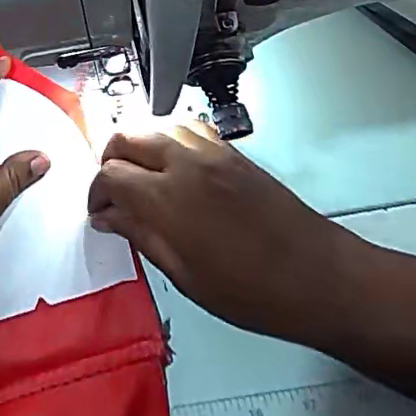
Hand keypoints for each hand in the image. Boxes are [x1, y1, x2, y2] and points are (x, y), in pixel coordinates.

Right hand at [87, 121, 369, 342]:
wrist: (319, 277)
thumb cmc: (253, 291)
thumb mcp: (186, 276)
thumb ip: (139, 237)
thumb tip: (107, 218)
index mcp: (167, 198)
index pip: (110, 174)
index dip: (96, 192)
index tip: (100, 209)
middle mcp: (184, 162)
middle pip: (125, 137)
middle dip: (109, 159)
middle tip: (113, 188)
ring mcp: (208, 151)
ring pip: (153, 124)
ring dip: (137, 144)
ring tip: (138, 172)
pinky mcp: (229, 149)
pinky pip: (185, 125)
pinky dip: (168, 135)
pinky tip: (172, 158)